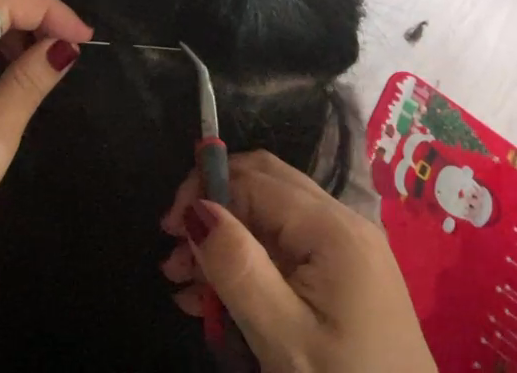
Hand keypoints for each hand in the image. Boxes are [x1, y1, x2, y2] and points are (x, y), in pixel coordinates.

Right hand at [161, 151, 433, 372]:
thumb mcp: (282, 336)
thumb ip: (238, 267)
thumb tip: (197, 207)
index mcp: (332, 228)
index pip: (252, 179)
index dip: (204, 193)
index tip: (167, 234)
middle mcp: (343, 222)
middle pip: (264, 184)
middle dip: (213, 209)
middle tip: (174, 253)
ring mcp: (349, 248)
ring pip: (272, 216)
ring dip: (226, 238)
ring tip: (184, 284)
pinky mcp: (348, 276)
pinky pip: (289, 247)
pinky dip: (251, 260)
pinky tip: (218, 297)